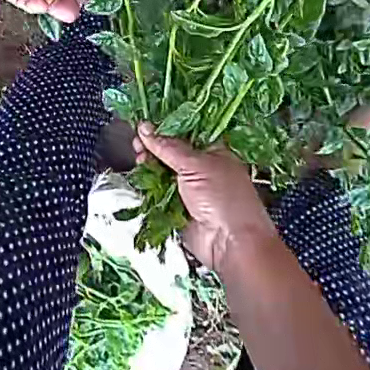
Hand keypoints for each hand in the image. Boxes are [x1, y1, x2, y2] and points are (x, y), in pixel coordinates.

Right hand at [133, 123, 279, 274]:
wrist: (231, 243)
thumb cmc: (225, 198)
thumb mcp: (196, 165)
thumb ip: (168, 147)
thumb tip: (147, 129)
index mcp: (213, 151)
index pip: (185, 132)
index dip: (165, 128)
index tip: (146, 126)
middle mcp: (201, 168)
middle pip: (171, 153)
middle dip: (154, 147)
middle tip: (138, 143)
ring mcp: (190, 189)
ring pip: (163, 173)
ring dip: (150, 166)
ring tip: (139, 159)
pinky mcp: (178, 208)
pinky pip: (159, 194)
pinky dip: (149, 188)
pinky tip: (140, 179)